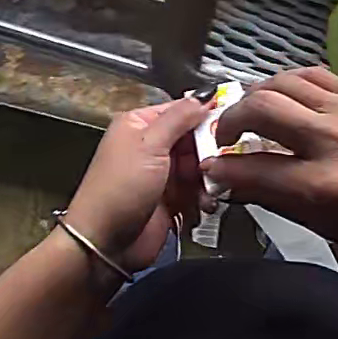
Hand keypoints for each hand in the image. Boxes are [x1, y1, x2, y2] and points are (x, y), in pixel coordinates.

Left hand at [63, 97, 208, 271]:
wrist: (107, 241)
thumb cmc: (119, 188)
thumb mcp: (149, 144)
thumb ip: (178, 118)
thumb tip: (202, 97)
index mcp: (139, 125)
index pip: (179, 110)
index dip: (204, 115)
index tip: (230, 123)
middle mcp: (150, 146)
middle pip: (194, 138)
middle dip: (209, 152)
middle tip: (217, 162)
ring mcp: (161, 173)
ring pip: (200, 166)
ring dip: (208, 178)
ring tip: (209, 188)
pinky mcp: (171, 199)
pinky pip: (198, 191)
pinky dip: (204, 197)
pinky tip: (203, 205)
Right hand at [202, 67, 337, 272]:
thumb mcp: (320, 224)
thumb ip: (268, 194)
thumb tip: (225, 176)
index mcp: (326, 184)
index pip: (254, 167)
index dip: (222, 167)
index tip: (209, 165)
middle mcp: (335, 140)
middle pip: (261, 109)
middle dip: (230, 120)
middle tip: (226, 134)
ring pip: (281, 83)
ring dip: (255, 96)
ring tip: (251, 112)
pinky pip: (311, 73)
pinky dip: (287, 83)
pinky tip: (282, 97)